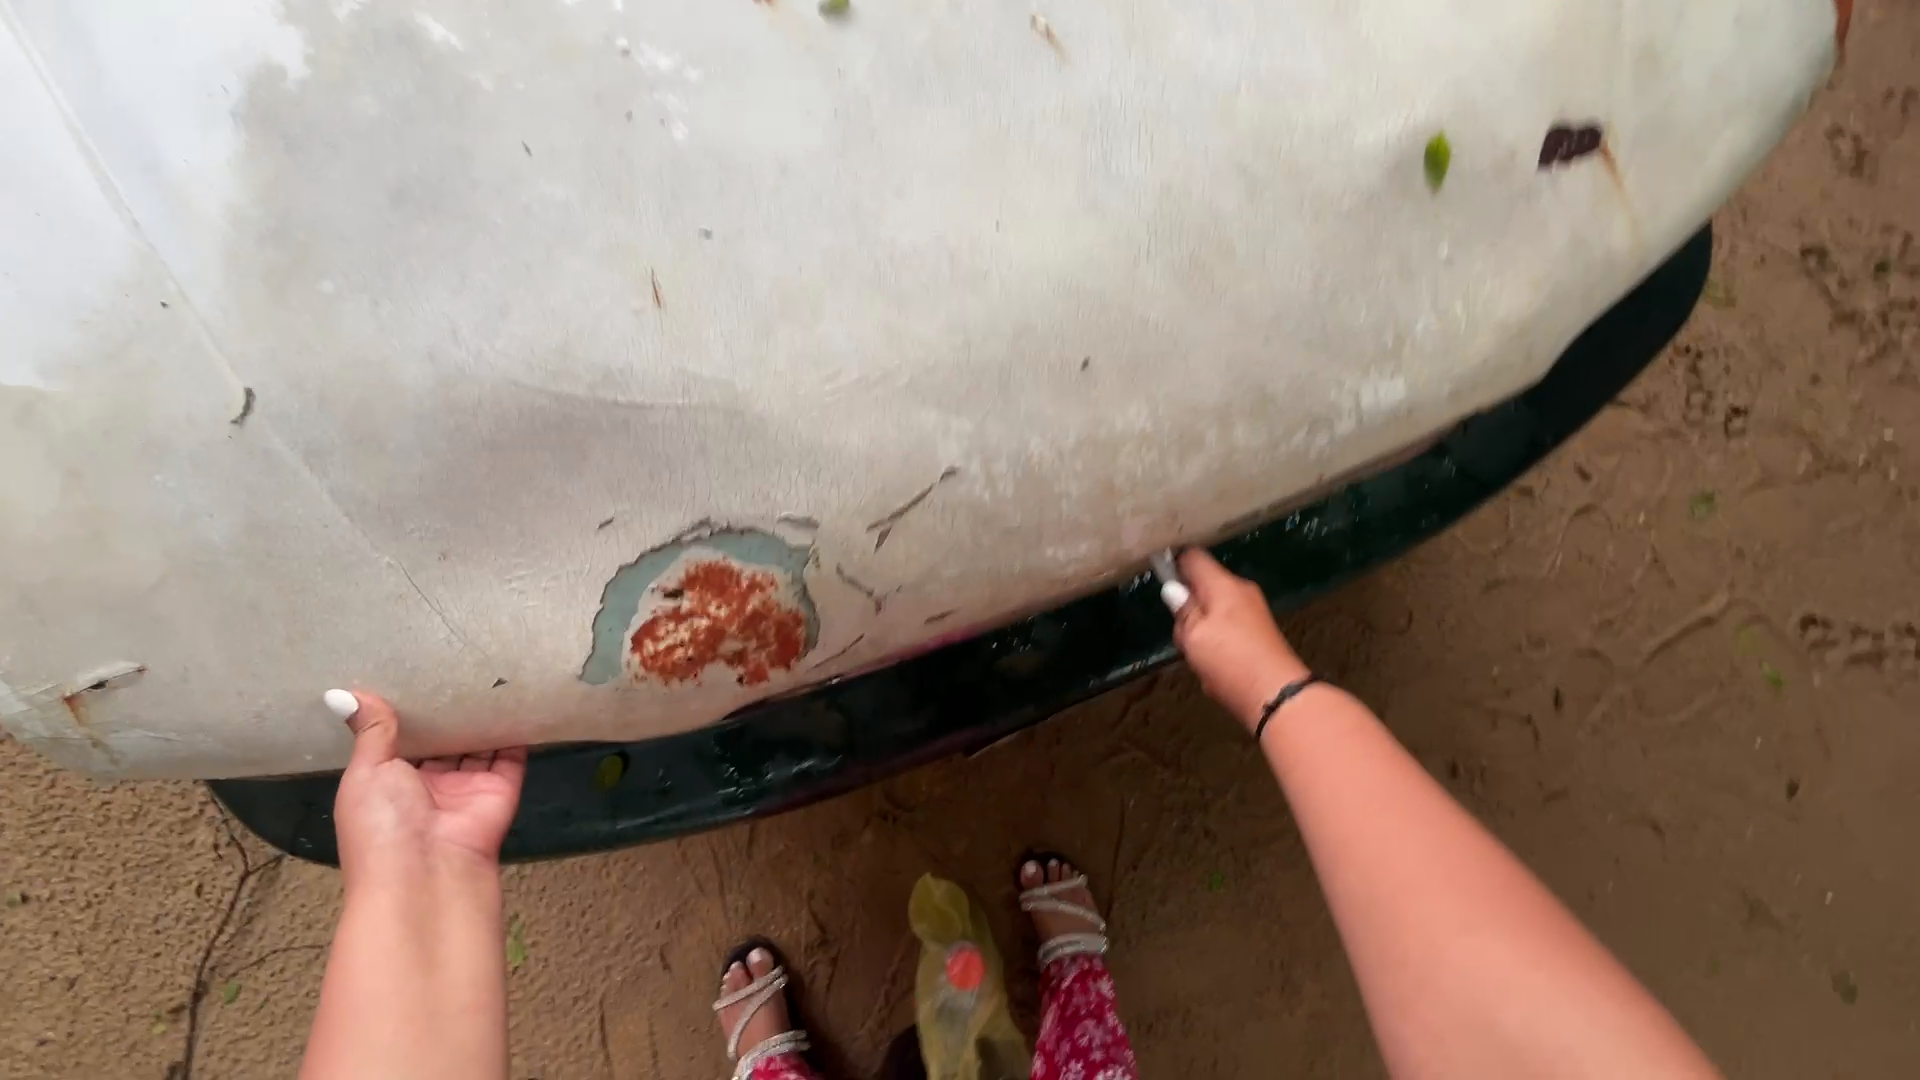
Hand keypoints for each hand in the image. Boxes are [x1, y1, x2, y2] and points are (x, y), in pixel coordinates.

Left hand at [329, 690, 526, 886]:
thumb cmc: (383, 823)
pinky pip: (513, 753)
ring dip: (486, 717)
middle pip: (446, 741)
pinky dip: (518, 730)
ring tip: (494, 675)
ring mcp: (470, 785)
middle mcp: (431, 783)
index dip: (411, 713)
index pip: (404, 741)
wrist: (427, 869)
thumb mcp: (366, 773)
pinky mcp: (503, 785)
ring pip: (480, 744)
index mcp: (391, 783)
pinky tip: (522, 699)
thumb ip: (371, 732)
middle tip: (462, 665)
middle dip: (452, 712)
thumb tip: (343, 692)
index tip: (417, 674)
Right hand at [1172, 549, 1311, 729]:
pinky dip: (1215, 642)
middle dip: (1185, 607)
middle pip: (1201, 587)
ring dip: (1198, 630)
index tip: (1160, 583)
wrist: (1278, 697)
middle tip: (1183, 634)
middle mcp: (1241, 591)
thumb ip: (1182, 609)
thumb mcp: (1194, 635)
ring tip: (1199, 656)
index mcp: (1223, 585)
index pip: (1193, 557)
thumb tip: (1173, 588)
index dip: (1173, 564)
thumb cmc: (1230, 661)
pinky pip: (1226, 627)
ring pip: (1211, 611)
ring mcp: (1252, 612)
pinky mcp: (1258, 633)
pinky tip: (1215, 666)